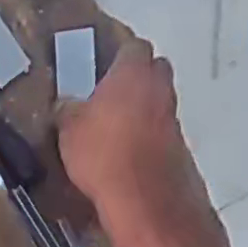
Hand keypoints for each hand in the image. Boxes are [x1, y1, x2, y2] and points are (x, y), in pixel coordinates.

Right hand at [58, 38, 209, 222]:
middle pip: (154, 72)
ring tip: (119, 135)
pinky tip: (132, 161)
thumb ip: (68, 110)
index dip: (118, 56)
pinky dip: (151, 144)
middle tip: (113, 99)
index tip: (103, 70)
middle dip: (138, 81)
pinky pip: (163, 138)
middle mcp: (162, 89)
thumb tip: (64, 105)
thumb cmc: (103, 153)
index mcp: (134, 71)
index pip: (133, 46)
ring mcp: (176, 121)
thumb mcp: (69, 130)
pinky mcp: (183, 153)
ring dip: (145, 115)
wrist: (145, 200)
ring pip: (160, 106)